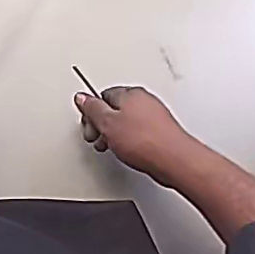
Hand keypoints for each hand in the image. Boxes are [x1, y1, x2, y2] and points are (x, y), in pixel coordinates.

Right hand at [75, 86, 197, 183]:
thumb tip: (82, 98)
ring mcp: (153, 116)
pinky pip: (137, 131)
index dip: (91, 111)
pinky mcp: (159, 131)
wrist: (172, 159)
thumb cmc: (145, 141)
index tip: (88, 123)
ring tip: (112, 146)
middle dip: (102, 123)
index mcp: (130, 93)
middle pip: (113, 108)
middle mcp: (144, 101)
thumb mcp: (107, 123)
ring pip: (125, 121)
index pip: (102, 95)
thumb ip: (92, 109)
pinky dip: (128, 140)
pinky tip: (127, 150)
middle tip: (98, 136)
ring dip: (114, 134)